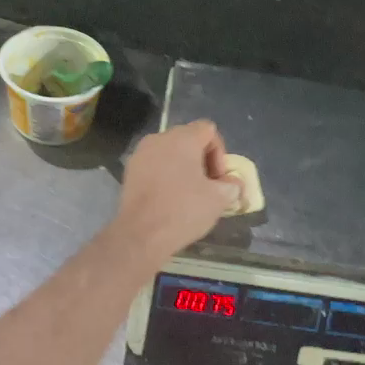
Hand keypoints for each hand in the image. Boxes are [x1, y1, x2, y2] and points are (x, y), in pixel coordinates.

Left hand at [113, 120, 240, 260]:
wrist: (141, 234)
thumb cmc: (184, 210)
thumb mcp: (219, 199)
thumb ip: (232, 186)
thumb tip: (234, 184)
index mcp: (183, 138)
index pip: (208, 130)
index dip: (219, 153)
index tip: (218, 179)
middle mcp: (159, 138)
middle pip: (188, 139)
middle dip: (202, 160)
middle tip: (207, 186)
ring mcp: (141, 154)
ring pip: (170, 153)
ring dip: (183, 168)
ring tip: (188, 193)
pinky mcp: (130, 171)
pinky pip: (155, 165)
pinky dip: (165, 175)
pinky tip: (169, 198)